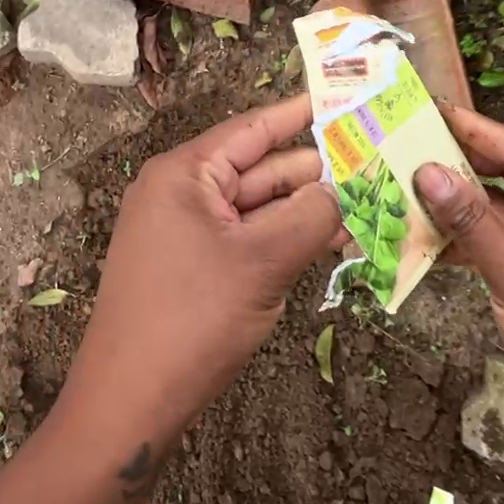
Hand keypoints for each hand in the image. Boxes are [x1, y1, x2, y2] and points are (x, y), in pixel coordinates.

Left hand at [64, 95, 341, 427]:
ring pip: (257, 208)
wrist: (129, 404)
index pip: (253, 129)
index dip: (302, 113)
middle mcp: (181, 193)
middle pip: (260, 169)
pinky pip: (246, 239)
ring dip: (305, 210)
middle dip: (315, 172)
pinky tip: (329, 242)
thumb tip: (343, 190)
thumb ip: (311, 216)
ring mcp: (184, 232)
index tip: (345, 99)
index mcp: (185, 174)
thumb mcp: (262, 262)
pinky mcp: (192, 267)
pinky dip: (283, 239)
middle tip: (374, 165)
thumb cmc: (192, 320)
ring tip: (365, 207)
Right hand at [412, 106, 503, 431]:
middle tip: (407, 143)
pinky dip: (460, 238)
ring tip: (403, 184)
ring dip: (454, 203)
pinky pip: (492, 241)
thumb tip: (427, 171)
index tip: (430, 110)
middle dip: (459, 163)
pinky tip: (421, 233)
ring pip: (494, 209)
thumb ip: (471, 221)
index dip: (475, 130)